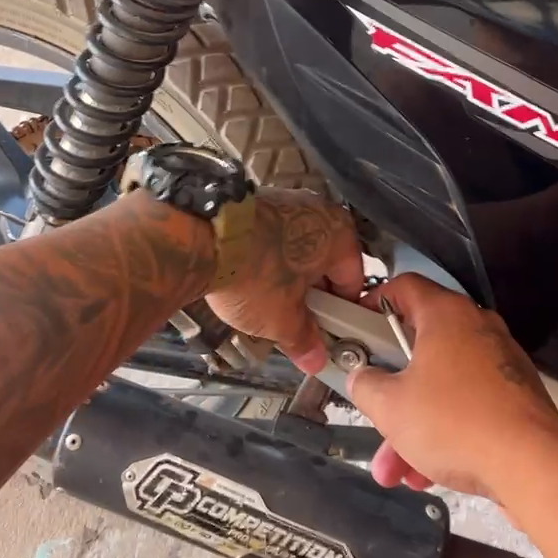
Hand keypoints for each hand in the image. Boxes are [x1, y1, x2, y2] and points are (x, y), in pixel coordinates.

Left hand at [205, 188, 364, 373]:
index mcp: (340, 233)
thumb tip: (314, 357)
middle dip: (313, 293)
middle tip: (298, 321)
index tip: (328, 329)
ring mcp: (287, 201)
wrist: (204, 237)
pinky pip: (274, 236)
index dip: (341, 311)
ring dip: (290, 274)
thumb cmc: (254, 272)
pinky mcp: (258, 202)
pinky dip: (269, 257)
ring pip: (299, 248)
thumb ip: (304, 340)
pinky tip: (253, 279)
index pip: (353, 280)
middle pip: (325, 262)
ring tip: (271, 303)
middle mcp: (319, 210)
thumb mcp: (283, 320)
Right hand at [346, 274, 557, 498]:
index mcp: (446, 314)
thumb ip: (365, 385)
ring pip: (442, 384)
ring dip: (414, 422)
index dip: (375, 302)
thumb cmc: (460, 424)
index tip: (359, 324)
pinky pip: (468, 405)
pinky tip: (428, 471)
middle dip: (391, 388)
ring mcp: (500, 362)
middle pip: (420, 346)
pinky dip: (446, 431)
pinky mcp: (516, 396)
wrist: (534, 468)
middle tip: (373, 408)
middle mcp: (476, 328)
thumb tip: (362, 380)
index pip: (403, 286)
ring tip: (396, 466)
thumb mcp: (390, 406)